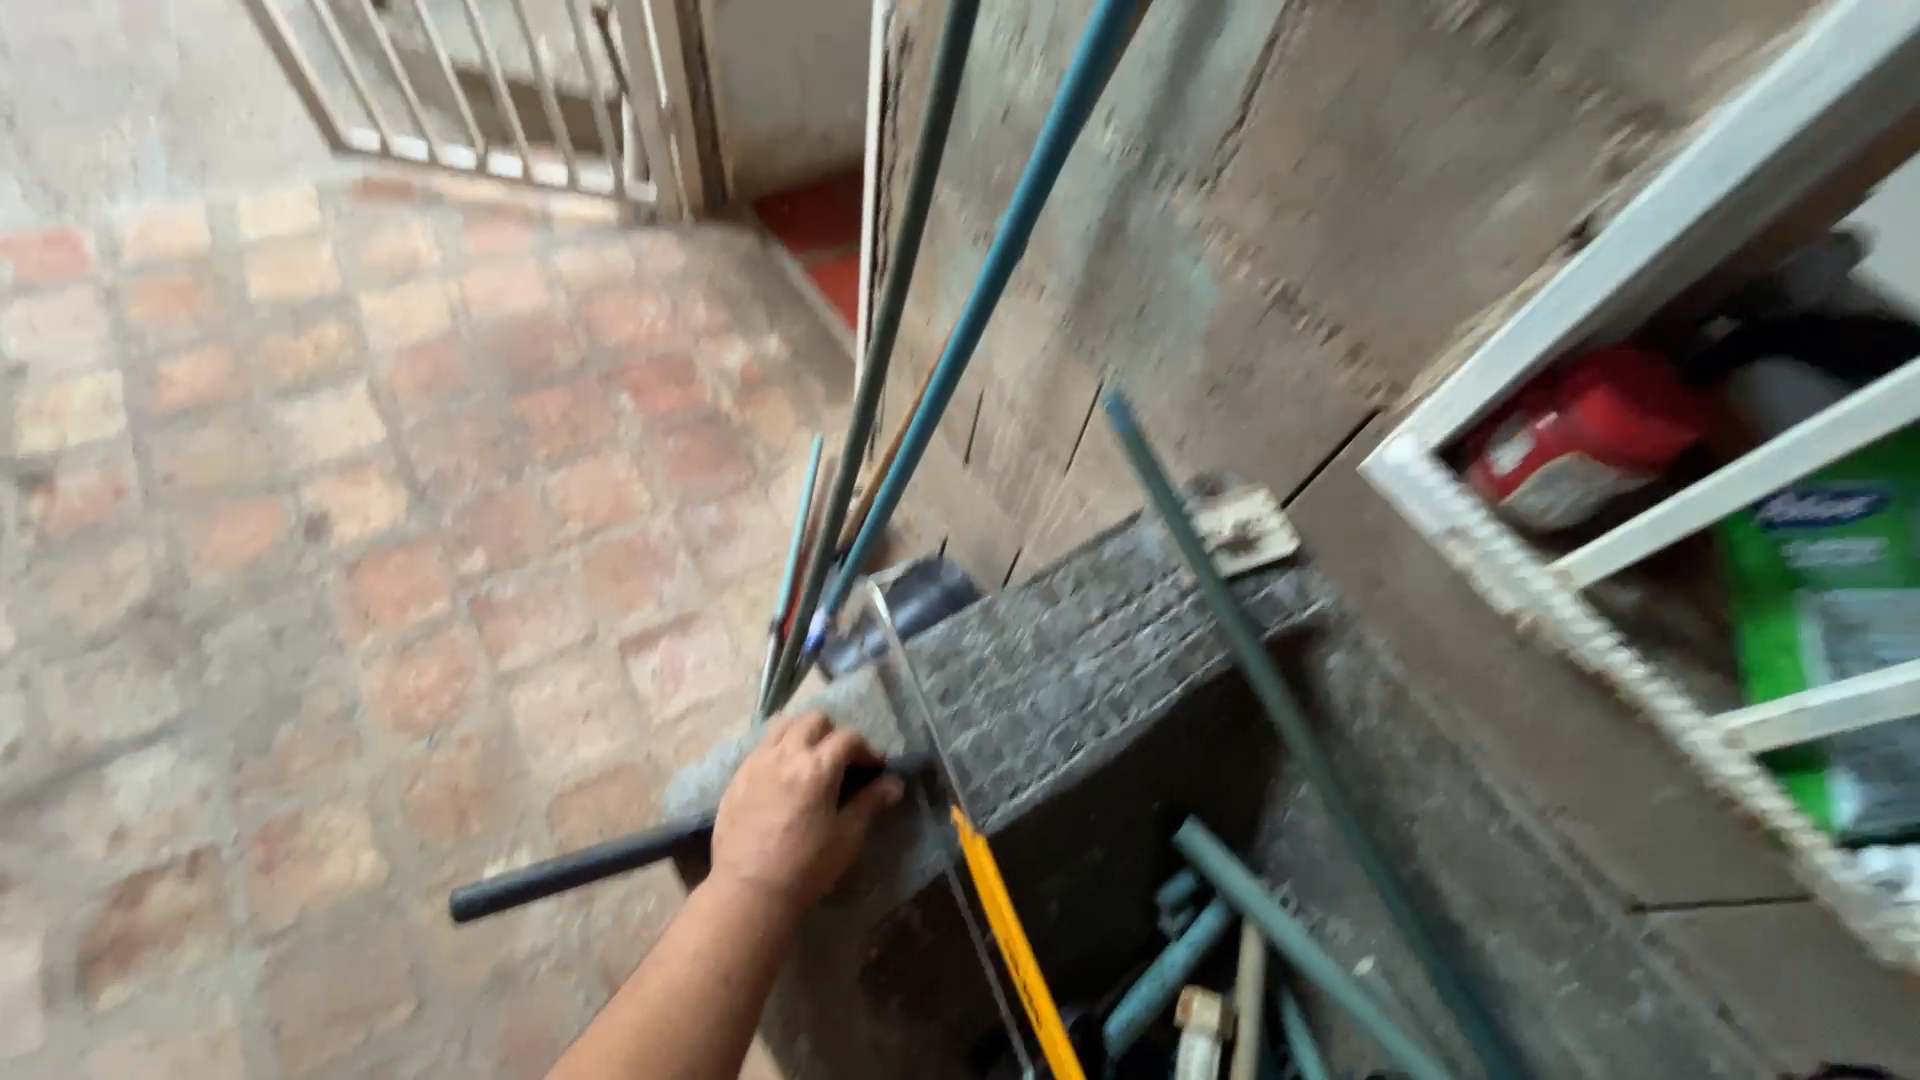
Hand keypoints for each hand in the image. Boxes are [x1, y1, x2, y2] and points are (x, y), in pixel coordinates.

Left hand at [710, 710, 905, 907]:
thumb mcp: (847, 836)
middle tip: (840, 763)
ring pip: (784, 725)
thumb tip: (894, 783)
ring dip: (803, 735)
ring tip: (810, 762)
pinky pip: (762, 746)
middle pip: (815, 719)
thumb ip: (870, 802)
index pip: (849, 737)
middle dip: (834, 734)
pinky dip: (779, 750)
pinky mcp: (738, 775)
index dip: (866, 750)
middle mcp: (786, 754)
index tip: (874, 770)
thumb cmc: (806, 866)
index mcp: (817, 767)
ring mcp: (757, 761)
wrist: (749, 891)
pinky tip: (784, 779)